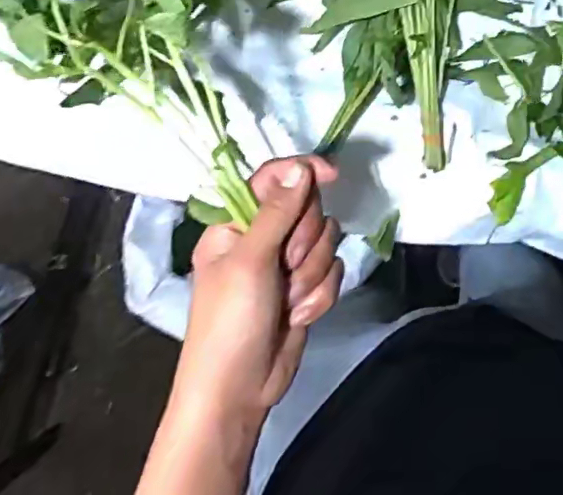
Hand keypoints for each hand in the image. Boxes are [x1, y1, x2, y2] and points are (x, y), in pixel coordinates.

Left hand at [172, 156, 344, 421]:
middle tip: (285, 266)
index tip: (330, 174)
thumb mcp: (249, 261)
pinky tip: (299, 316)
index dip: (302, 171)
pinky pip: (333, 270)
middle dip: (304, 241)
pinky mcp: (306, 287)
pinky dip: (319, 294)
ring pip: (326, 240)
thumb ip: (277, 212)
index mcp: (236, 224)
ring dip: (311, 273)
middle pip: (308, 208)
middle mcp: (263, 237)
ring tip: (288, 301)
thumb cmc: (229, 323)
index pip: (274, 179)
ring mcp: (286, 263)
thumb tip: (300, 168)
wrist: (239, 393)